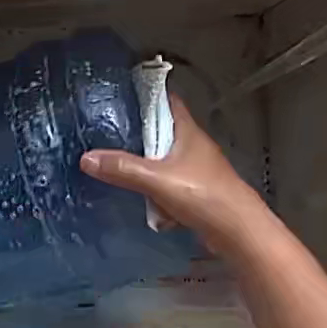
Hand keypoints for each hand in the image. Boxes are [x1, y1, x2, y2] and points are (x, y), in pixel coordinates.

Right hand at [80, 91, 268, 250]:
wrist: (239, 232)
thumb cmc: (204, 195)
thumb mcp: (157, 180)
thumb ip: (123, 169)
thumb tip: (87, 158)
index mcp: (187, 131)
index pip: (166, 101)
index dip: (146, 95)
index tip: (121, 96)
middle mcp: (193, 146)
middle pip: (161, 132)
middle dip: (137, 135)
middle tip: (109, 135)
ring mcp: (197, 169)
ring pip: (164, 160)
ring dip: (146, 167)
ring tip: (118, 169)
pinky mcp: (198, 192)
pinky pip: (170, 185)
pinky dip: (157, 192)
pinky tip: (144, 201)